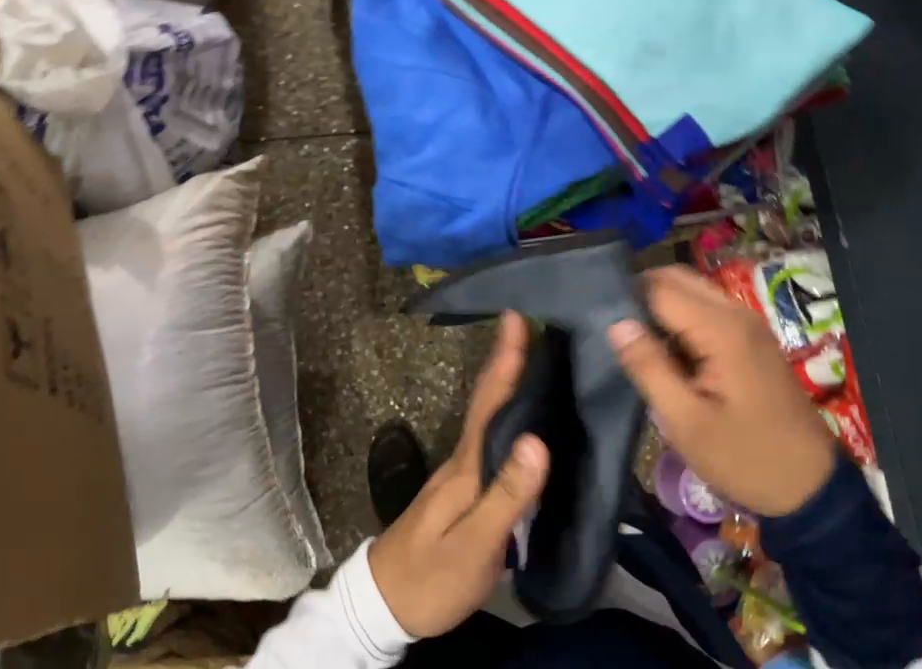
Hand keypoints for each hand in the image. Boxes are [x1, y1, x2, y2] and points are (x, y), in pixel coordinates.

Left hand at [369, 311, 549, 637]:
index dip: (504, 359)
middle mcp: (462, 461)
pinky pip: (491, 442)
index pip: (489, 402)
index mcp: (467, 466)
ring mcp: (460, 476)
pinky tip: (523, 423)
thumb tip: (536, 439)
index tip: (517, 315)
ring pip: (489, 419)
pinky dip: (507, 418)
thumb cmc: (431, 576)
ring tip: (537, 360)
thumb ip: (506, 496)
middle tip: (536, 325)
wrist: (384, 606)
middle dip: (509, 361)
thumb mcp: (474, 545)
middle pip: (489, 402)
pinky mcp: (463, 493)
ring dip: (508, 385)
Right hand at [610, 266, 836, 516]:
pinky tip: (665, 350)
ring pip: (692, 290)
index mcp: (721, 329)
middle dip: (641, 293)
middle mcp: (737, 313)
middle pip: (677, 278)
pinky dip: (681, 317)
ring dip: (661, 305)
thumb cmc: (744, 458)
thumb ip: (648, 367)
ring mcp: (748, 324)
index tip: (595, 318)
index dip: (624, 298)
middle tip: (612, 328)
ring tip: (633, 339)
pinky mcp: (752, 338)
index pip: (658, 288)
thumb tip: (616, 324)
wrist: (809, 487)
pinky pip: (708, 309)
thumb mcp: (685, 421)